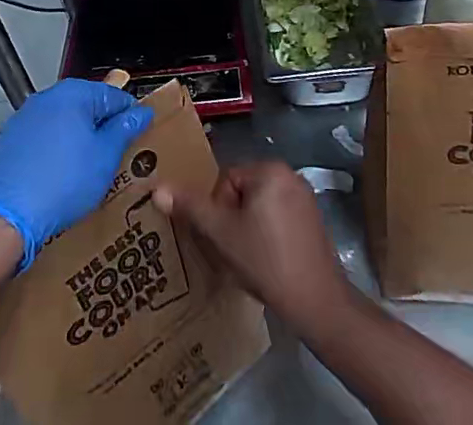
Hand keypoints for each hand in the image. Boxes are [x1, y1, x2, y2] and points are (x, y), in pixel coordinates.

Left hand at [0, 79, 152, 268]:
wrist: (4, 214)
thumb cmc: (58, 183)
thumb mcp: (105, 156)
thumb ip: (125, 129)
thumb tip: (140, 113)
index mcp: (73, 93)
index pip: (114, 95)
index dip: (131, 116)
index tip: (140, 133)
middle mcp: (47, 99)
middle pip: (88, 108)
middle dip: (104, 131)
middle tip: (120, 157)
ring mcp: (26, 120)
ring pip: (66, 125)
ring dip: (81, 144)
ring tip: (93, 173)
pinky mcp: (12, 142)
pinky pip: (46, 141)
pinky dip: (59, 154)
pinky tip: (64, 179)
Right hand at [154, 161, 350, 321]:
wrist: (316, 301)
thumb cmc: (265, 260)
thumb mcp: (221, 233)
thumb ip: (190, 207)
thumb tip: (156, 188)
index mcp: (270, 170)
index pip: (225, 180)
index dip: (218, 210)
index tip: (224, 237)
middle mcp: (290, 175)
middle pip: (242, 192)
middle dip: (232, 220)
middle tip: (234, 249)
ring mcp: (305, 198)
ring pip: (259, 207)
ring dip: (247, 229)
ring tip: (250, 258)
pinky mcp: (313, 220)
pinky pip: (277, 218)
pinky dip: (267, 235)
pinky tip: (268, 261)